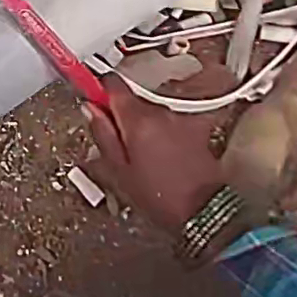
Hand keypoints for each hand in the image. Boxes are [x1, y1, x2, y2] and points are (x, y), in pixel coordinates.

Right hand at [82, 73, 240, 233]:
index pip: (113, 84)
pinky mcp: (197, 127)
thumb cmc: (159, 196)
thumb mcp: (118, 170)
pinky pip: (169, 121)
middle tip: (118, 142)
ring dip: (143, 124)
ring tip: (143, 154)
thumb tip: (90, 107)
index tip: (94, 99)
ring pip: (151, 111)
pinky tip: (162, 155)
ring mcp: (182, 117)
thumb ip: (102, 133)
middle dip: (121, 114)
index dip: (99, 88)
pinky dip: (162, 131)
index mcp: (138, 119)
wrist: (206, 213)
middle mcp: (161, 110)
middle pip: (132, 99)